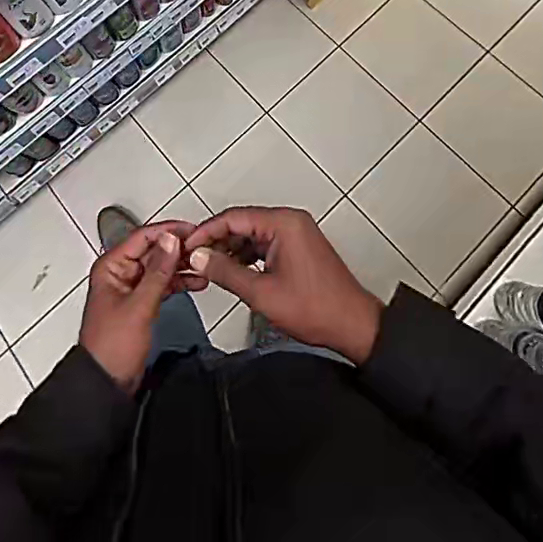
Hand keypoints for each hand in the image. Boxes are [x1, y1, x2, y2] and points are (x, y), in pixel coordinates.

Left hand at [79, 222, 192, 392]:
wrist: (107, 385)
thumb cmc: (111, 348)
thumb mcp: (139, 306)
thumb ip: (157, 272)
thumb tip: (170, 241)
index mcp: (111, 266)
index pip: (142, 237)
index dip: (168, 231)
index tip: (191, 231)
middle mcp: (120, 273)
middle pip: (153, 250)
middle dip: (178, 249)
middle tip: (202, 249)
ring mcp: (131, 287)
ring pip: (160, 266)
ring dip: (181, 265)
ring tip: (203, 265)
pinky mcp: (141, 302)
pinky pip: (162, 283)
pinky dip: (178, 281)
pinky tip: (196, 281)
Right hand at [185, 206, 383, 363]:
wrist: (353, 325)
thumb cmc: (318, 309)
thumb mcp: (261, 293)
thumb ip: (225, 272)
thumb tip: (201, 258)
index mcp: (284, 223)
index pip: (233, 217)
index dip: (207, 232)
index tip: (189, 245)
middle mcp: (291, 221)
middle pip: (242, 222)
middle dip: (217, 240)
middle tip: (196, 257)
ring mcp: (296, 232)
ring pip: (252, 233)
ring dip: (231, 249)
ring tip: (211, 266)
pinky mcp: (298, 246)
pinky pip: (264, 242)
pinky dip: (247, 254)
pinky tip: (234, 270)